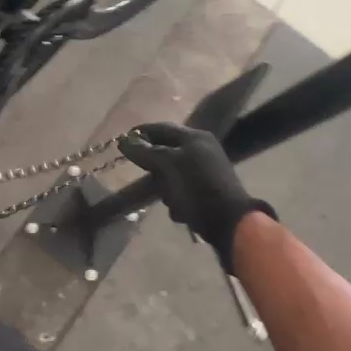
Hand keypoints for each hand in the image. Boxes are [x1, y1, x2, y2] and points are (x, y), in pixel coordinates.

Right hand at [118, 122, 273, 269]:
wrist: (230, 222)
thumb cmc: (198, 188)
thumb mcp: (168, 165)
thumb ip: (146, 152)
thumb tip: (123, 141)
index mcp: (195, 138)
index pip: (161, 128)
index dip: (140, 133)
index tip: (121, 141)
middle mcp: (202, 150)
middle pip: (166, 152)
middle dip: (154, 167)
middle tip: (144, 176)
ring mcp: (206, 171)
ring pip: (172, 174)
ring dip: (166, 188)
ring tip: (168, 198)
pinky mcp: (208, 192)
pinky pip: (183, 191)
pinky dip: (178, 200)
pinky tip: (180, 211)